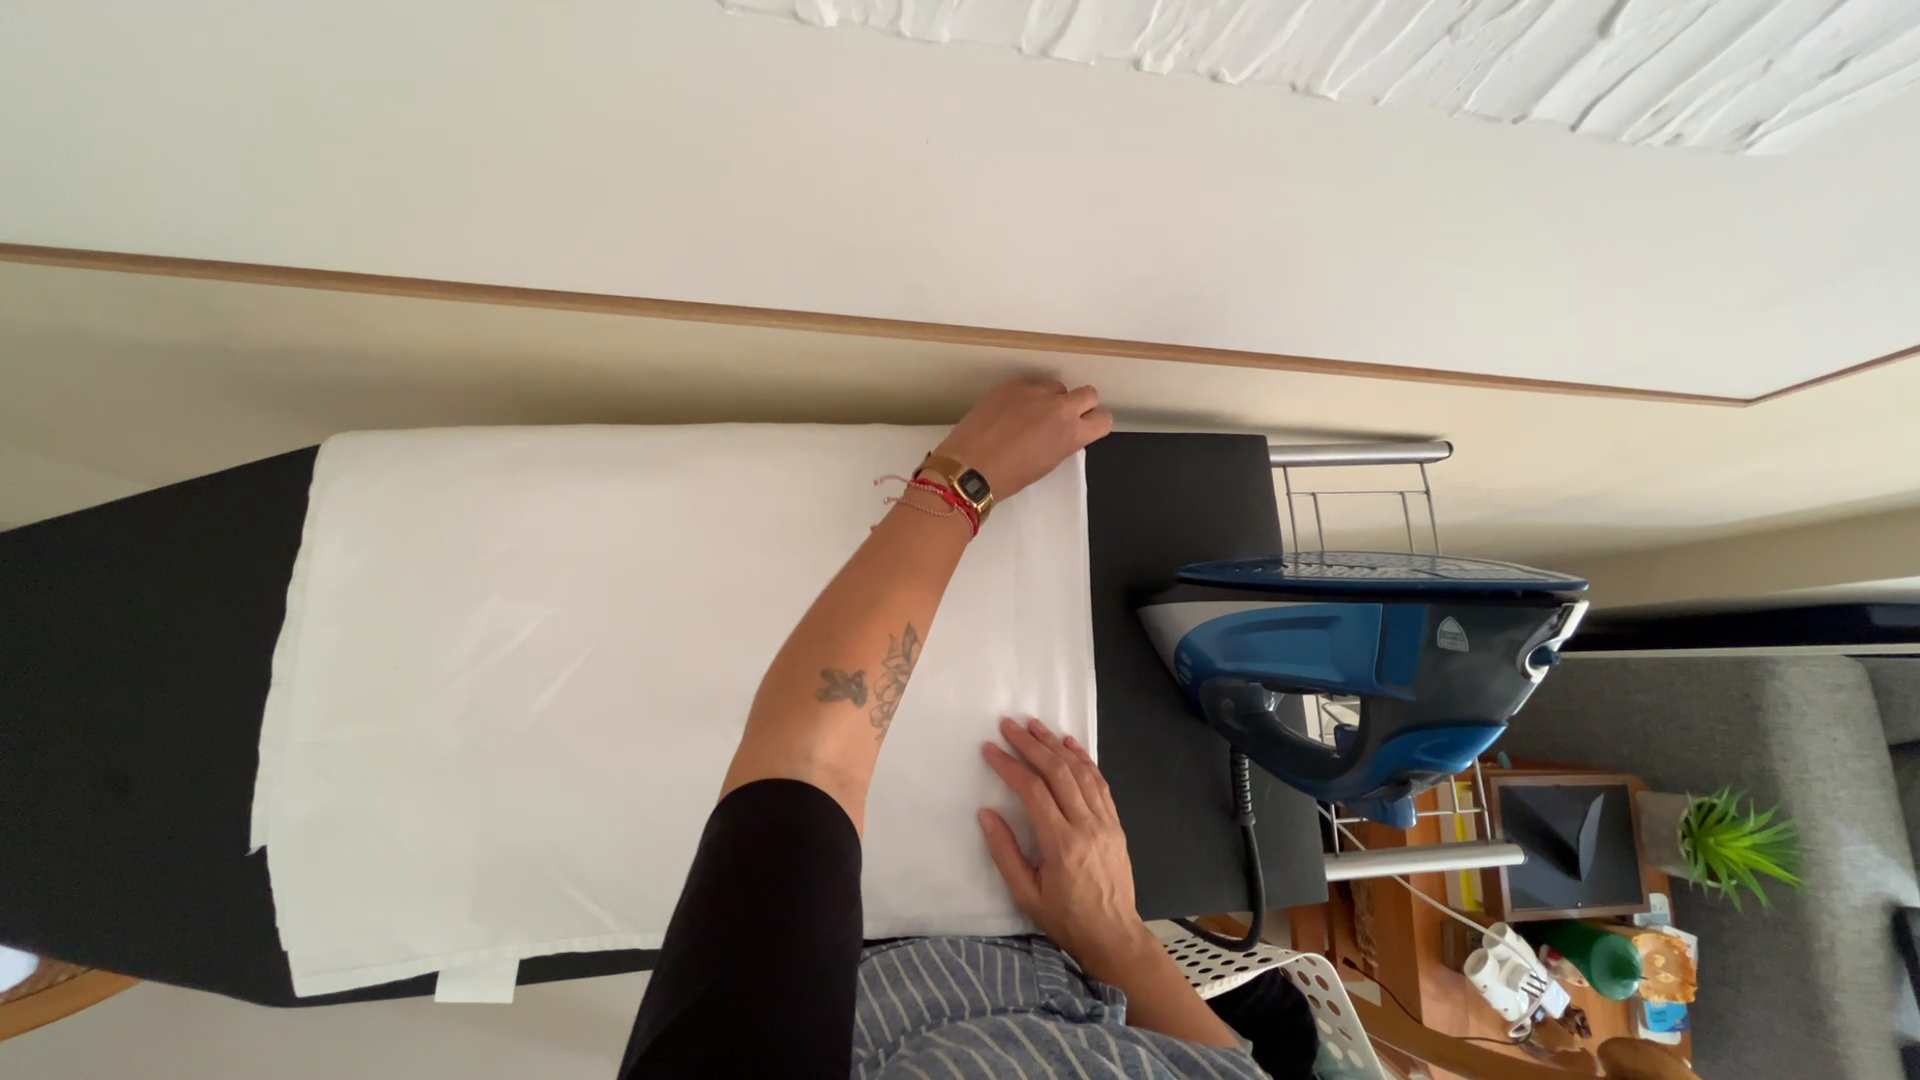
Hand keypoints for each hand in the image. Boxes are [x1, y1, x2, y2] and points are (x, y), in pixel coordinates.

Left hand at [933, 379, 1112, 500]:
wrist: (970, 467)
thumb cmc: (1010, 476)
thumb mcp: (1047, 464)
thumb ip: (1063, 442)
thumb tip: (1062, 432)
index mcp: (1072, 433)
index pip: (1104, 420)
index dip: (1094, 424)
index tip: (1085, 428)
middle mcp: (1060, 407)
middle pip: (1089, 393)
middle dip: (1081, 404)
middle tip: (1062, 418)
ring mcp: (1035, 392)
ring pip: (1057, 387)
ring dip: (1051, 398)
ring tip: (1030, 415)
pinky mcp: (1012, 385)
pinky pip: (1028, 385)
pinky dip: (1024, 396)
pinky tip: (1008, 412)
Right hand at [978, 718, 1156, 979]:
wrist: (1114, 936)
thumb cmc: (1066, 918)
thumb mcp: (1026, 894)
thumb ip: (1004, 852)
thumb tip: (985, 813)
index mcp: (1061, 843)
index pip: (1033, 790)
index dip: (1010, 765)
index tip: (991, 749)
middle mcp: (1086, 825)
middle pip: (1057, 772)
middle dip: (1031, 745)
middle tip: (1009, 725)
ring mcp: (1105, 822)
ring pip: (1080, 772)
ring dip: (1056, 745)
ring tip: (1036, 726)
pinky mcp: (1115, 823)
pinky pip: (1100, 783)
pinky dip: (1084, 760)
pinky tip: (1071, 745)